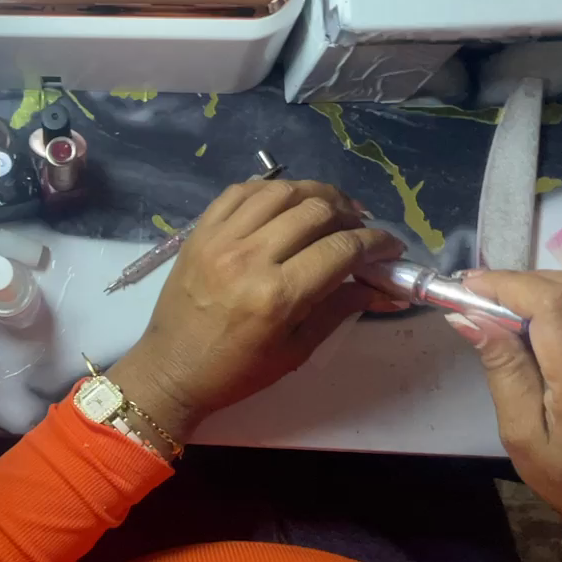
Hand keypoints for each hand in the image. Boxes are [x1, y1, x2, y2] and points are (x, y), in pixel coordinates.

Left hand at [110, 179, 405, 442]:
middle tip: (359, 230)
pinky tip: (285, 203)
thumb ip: (340, 310)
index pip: (342, 248)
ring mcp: (219, 239)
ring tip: (329, 211)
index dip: (377, 243)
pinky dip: (270, 190)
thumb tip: (384, 287)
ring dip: (314, 194)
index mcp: (277, 295)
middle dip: (351, 215)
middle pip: (316, 210)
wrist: (171, 370)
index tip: (390, 248)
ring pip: (280, 191)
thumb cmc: (236, 371)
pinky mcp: (198, 232)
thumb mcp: (295, 351)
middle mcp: (249, 257)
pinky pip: (240, 191)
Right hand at [450, 270, 561, 561]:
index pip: (555, 305)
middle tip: (486, 296)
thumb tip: (469, 317)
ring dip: (553, 290)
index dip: (508, 284)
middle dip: (527, 282)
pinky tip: (554, 327)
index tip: (469, 286)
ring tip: (514, 309)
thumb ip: (503, 369)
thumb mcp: (522, 436)